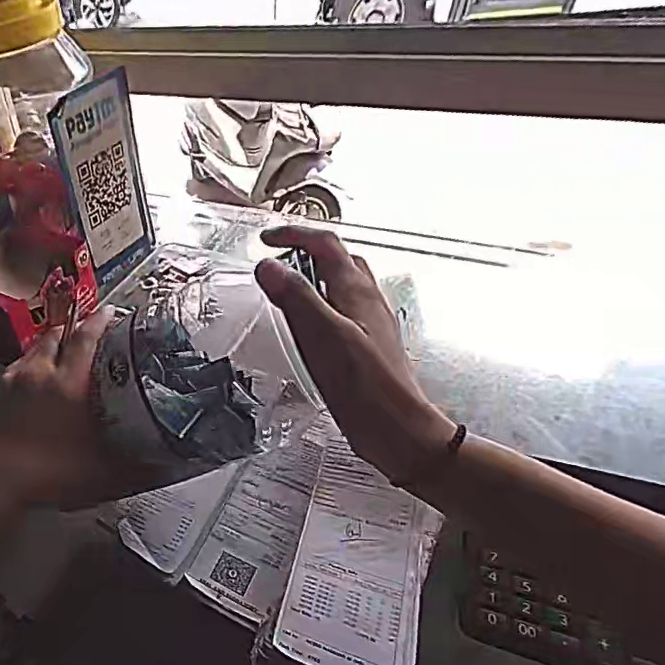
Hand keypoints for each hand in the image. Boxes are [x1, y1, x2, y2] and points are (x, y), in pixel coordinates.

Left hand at [0, 309, 133, 516]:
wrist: (1, 481)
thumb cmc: (50, 471)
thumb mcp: (102, 470)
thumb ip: (135, 467)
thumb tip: (162, 468)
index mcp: (69, 384)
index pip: (85, 339)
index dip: (99, 322)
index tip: (110, 311)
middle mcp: (41, 376)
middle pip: (56, 336)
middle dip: (73, 326)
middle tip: (88, 327)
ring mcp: (17, 384)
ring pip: (35, 349)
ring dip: (50, 342)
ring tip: (63, 344)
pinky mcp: (2, 398)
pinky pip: (19, 368)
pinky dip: (31, 362)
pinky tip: (35, 372)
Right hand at [255, 226, 455, 481]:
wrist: (398, 430)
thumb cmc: (365, 386)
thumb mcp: (323, 336)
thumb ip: (295, 297)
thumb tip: (267, 266)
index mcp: (357, 291)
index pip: (325, 244)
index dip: (294, 234)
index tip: (266, 238)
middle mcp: (367, 301)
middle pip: (339, 259)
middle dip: (306, 249)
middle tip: (278, 257)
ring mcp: (370, 323)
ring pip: (343, 285)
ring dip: (315, 276)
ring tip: (288, 286)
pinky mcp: (367, 346)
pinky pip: (343, 311)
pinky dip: (321, 305)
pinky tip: (310, 327)